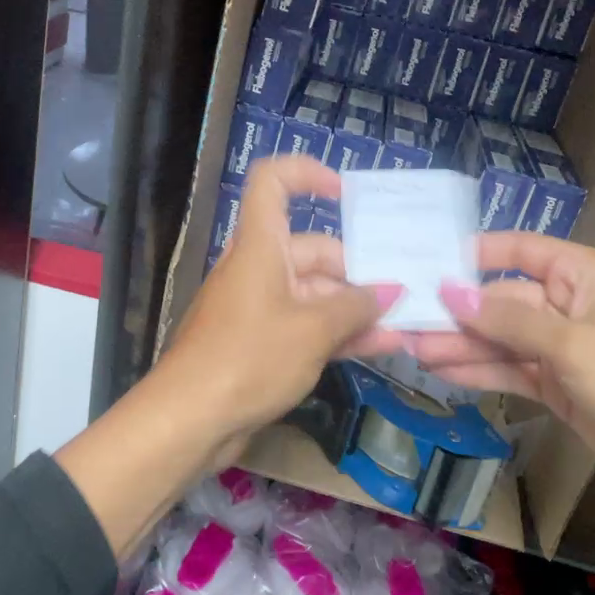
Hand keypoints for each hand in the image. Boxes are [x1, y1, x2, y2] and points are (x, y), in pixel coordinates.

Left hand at [155, 156, 400, 456]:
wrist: (190, 420)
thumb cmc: (250, 357)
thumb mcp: (313, 330)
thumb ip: (357, 307)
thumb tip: (393, 292)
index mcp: (260, 244)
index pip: (272, 182)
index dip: (306, 174)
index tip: (346, 194)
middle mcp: (259, 266)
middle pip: (311, 249)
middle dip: (357, 270)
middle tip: (404, 291)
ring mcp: (260, 306)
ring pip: (314, 292)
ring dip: (355, 307)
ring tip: (403, 324)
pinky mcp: (261, 343)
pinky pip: (306, 325)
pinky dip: (338, 333)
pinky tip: (379, 348)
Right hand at [407, 231, 594, 506]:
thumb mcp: (570, 343)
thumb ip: (505, 321)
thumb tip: (448, 291)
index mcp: (582, 274)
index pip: (519, 250)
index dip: (474, 254)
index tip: (425, 261)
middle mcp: (568, 304)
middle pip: (501, 300)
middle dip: (456, 311)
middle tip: (404, 317)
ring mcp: (562, 348)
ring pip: (500, 338)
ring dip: (459, 343)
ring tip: (409, 347)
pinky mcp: (558, 386)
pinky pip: (510, 369)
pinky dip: (478, 371)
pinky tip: (440, 369)